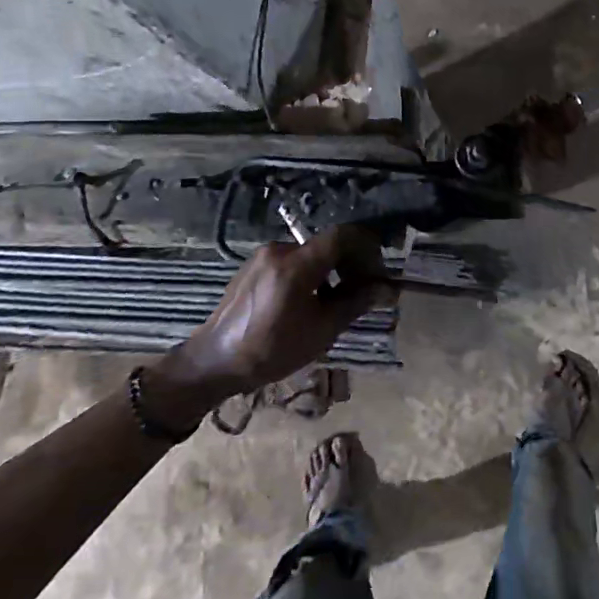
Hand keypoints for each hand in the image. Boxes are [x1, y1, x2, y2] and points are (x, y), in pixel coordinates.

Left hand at [144, 227, 392, 419]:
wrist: (212, 363)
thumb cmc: (270, 350)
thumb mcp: (321, 331)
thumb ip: (356, 303)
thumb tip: (386, 290)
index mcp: (296, 264)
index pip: (342, 235)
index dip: (366, 247)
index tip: (377, 271)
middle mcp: (279, 250)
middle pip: (327, 244)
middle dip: (351, 262)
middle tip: (363, 288)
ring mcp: (263, 256)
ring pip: (310, 253)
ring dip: (331, 270)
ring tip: (338, 299)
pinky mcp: (253, 266)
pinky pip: (292, 261)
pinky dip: (310, 274)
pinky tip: (310, 301)